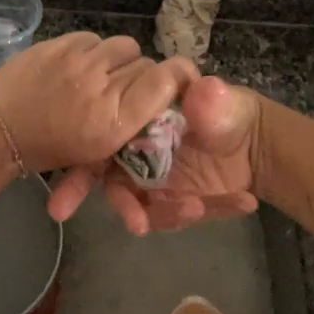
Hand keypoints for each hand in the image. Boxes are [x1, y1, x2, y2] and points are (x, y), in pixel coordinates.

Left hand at [0, 32, 198, 173]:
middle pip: (146, 64)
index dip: (179, 75)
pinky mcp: (59, 45)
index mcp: (115, 123)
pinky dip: (92, 50)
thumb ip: (132, 128)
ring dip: (118, 59)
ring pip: (122, 46)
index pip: (165, 81)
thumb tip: (162, 98)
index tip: (180, 78)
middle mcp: (102, 88)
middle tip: (126, 88)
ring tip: (103, 73)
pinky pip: (93, 38)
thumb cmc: (48, 150)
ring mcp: (79, 62)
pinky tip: (78, 65)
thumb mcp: (97, 153)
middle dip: (142, 75)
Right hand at [47, 76, 262, 234]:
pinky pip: (186, 214)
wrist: (254, 141)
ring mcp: (157, 184)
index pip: (97, 150)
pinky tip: (243, 200)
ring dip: (171, 213)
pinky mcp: (179, 203)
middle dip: (121, 208)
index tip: (58, 207)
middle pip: (115, 188)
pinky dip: (214, 211)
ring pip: (150, 207)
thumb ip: (207, 98)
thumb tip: (204, 88)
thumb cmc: (223, 111)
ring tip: (200, 206)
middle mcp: (135, 158)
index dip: (77, 178)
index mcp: (131, 128)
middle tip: (136, 224)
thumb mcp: (218, 101)